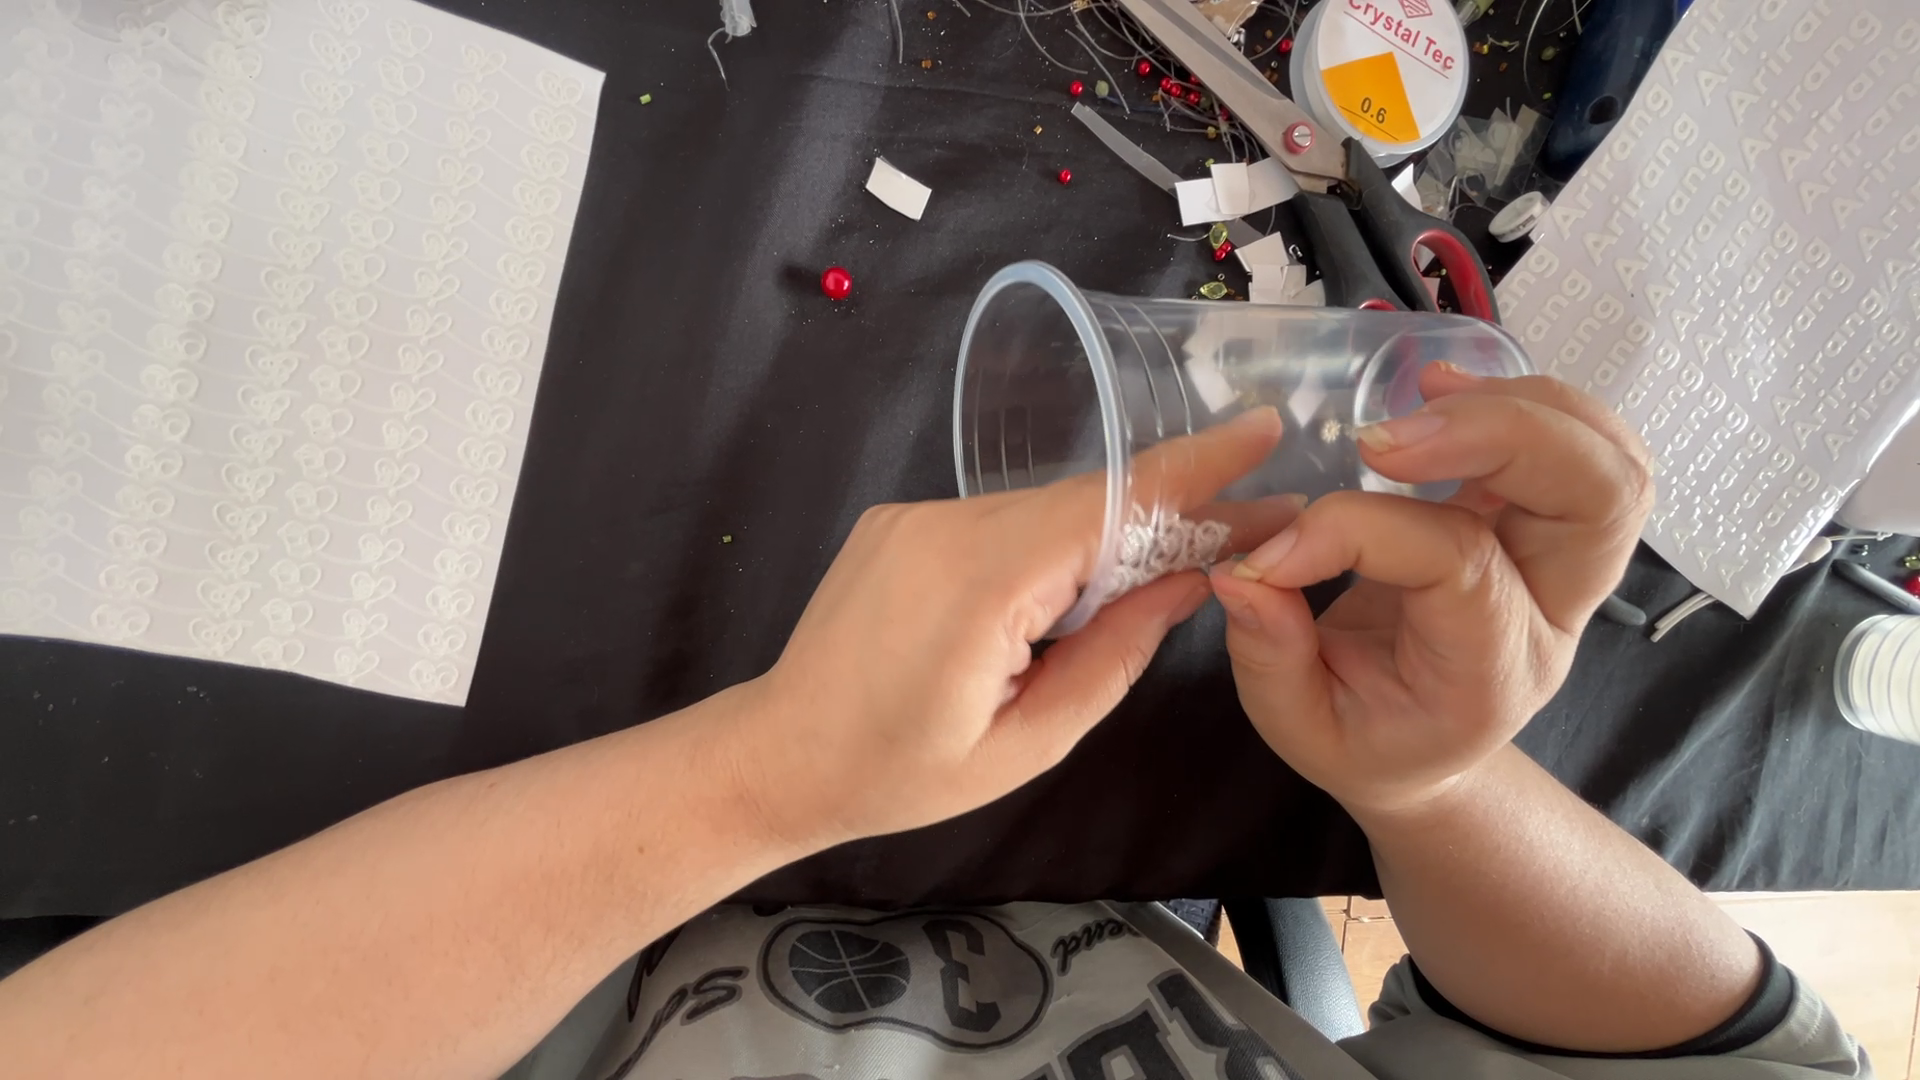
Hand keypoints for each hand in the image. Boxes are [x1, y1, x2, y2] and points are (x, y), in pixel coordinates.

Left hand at [730, 409, 1292, 849]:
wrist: (781, 752)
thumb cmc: (903, 773)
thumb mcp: (1030, 742)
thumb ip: (1115, 654)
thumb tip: (1188, 579)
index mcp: (979, 584)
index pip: (1107, 504)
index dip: (1193, 467)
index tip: (1262, 433)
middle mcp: (944, 524)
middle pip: (1079, 502)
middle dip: (1157, 517)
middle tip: (1226, 538)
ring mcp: (913, 515)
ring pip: (1038, 510)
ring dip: (1092, 542)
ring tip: (1107, 602)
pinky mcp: (897, 519)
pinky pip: (997, 519)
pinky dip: (1040, 545)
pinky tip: (1040, 599)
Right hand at [1209, 369, 1653, 815]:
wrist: (1423, 753)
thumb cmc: (1359, 740)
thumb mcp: (1295, 723)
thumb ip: (1268, 655)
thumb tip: (1240, 572)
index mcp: (1491, 670)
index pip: (1452, 562)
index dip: (1350, 533)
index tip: (1266, 555)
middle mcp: (1551, 613)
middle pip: (1598, 494)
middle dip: (1497, 436)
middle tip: (1377, 439)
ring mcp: (1558, 568)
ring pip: (1606, 457)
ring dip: (1520, 406)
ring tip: (1419, 394)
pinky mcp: (1533, 531)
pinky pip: (1574, 448)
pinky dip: (1520, 402)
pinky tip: (1438, 390)